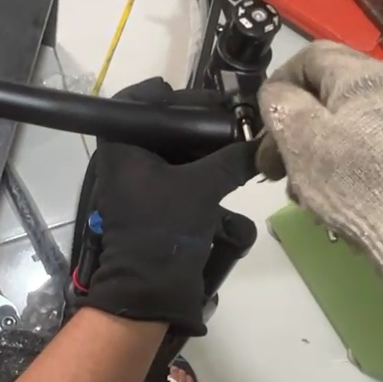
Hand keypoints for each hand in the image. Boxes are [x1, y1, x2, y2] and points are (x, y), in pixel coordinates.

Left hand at [74, 80, 256, 335]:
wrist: (149, 287)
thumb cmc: (165, 228)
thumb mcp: (203, 187)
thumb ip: (232, 160)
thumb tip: (262, 142)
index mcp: (120, 147)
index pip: (135, 101)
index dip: (167, 93)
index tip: (198, 97)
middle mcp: (122, 159)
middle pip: (154, 124)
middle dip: (190, 119)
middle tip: (224, 115)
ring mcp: (134, 182)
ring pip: (166, 149)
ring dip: (196, 144)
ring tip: (231, 139)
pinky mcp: (149, 202)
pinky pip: (171, 172)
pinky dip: (194, 166)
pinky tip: (224, 165)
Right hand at [257, 42, 382, 291]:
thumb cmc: (357, 179)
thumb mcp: (300, 137)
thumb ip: (280, 104)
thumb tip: (278, 95)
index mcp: (360, 75)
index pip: (309, 56)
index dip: (279, 83)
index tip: (264, 120)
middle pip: (325, 95)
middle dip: (292, 129)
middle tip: (273, 166)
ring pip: (340, 127)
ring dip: (310, 155)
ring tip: (299, 190)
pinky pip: (362, 150)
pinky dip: (337, 168)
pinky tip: (328, 199)